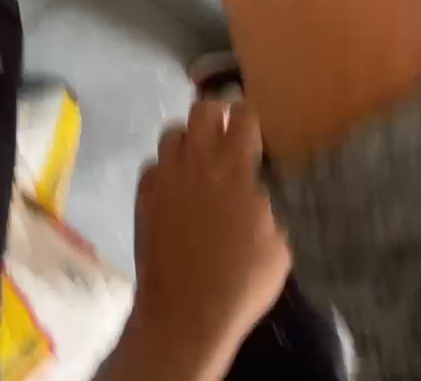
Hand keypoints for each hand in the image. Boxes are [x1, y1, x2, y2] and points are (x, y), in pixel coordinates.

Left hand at [106, 100, 291, 379]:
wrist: (186, 311)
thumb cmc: (241, 282)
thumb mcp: (277, 245)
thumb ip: (266, 204)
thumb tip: (255, 188)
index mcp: (235, 168)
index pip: (242, 115)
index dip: (248, 116)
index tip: (251, 125)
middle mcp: (198, 160)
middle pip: (202, 109)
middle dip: (215, 115)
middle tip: (223, 133)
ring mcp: (166, 173)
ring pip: (173, 132)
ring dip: (187, 141)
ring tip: (196, 161)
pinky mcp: (143, 191)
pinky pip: (153, 165)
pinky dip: (164, 171)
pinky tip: (173, 190)